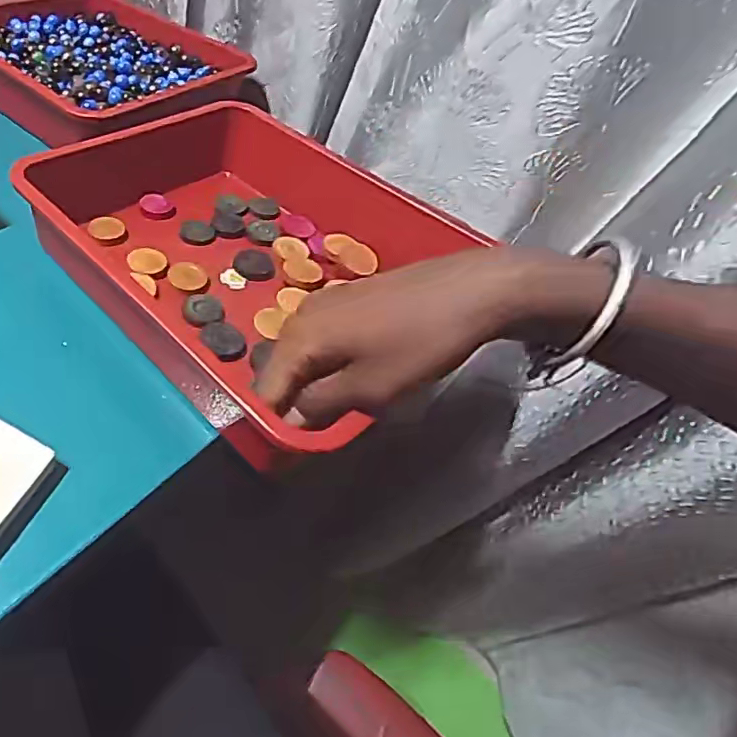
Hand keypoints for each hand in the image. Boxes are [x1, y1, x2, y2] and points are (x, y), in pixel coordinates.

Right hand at [256, 246, 604, 427]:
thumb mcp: (370, 388)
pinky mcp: (345, 298)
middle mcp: (300, 315)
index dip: (272, 423)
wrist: (473, 287)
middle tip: (319, 430)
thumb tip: (289, 420)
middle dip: (290, 403)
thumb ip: (320, 406)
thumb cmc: (419, 342)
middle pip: (279, 371)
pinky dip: (326, 362)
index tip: (290, 449)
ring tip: (339, 406)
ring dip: (310, 384)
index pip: (264, 391)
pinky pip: (320, 338)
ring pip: (300, 355)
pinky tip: (354, 372)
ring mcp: (323, 302)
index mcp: (298, 337)